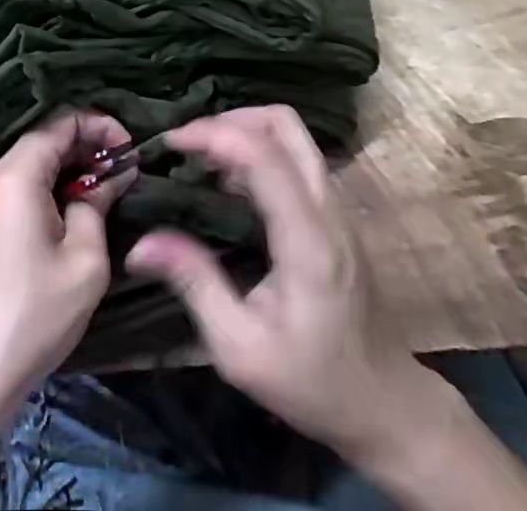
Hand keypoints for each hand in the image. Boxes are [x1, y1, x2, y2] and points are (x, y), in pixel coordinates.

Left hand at [0, 108, 136, 413]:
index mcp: (15, 173)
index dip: (101, 127)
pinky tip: (74, 210)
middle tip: (126, 175)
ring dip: (71, 169)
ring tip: (108, 193)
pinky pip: (19, 185)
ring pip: (32, 163)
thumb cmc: (35, 312)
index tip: (132, 153)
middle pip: (44, 139)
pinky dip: (50, 187)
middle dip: (88, 148)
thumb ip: (98, 203)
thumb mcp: (85, 259)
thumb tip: (112, 175)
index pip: (61, 122)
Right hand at [124, 106, 442, 462]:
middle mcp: (329, 212)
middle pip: (286, 126)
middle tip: (187, 143)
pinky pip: (295, 159)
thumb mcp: (240, 347)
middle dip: (229, 119)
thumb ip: (193, 284)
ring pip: (293, 137)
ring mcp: (337, 211)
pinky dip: (255, 151)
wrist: (387, 406)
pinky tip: (226, 182)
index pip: (265, 157)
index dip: (213, 134)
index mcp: (308, 241)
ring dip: (243, 131)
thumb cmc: (311, 382)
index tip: (169, 141)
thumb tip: (139, 244)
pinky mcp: (334, 217)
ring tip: (199, 158)